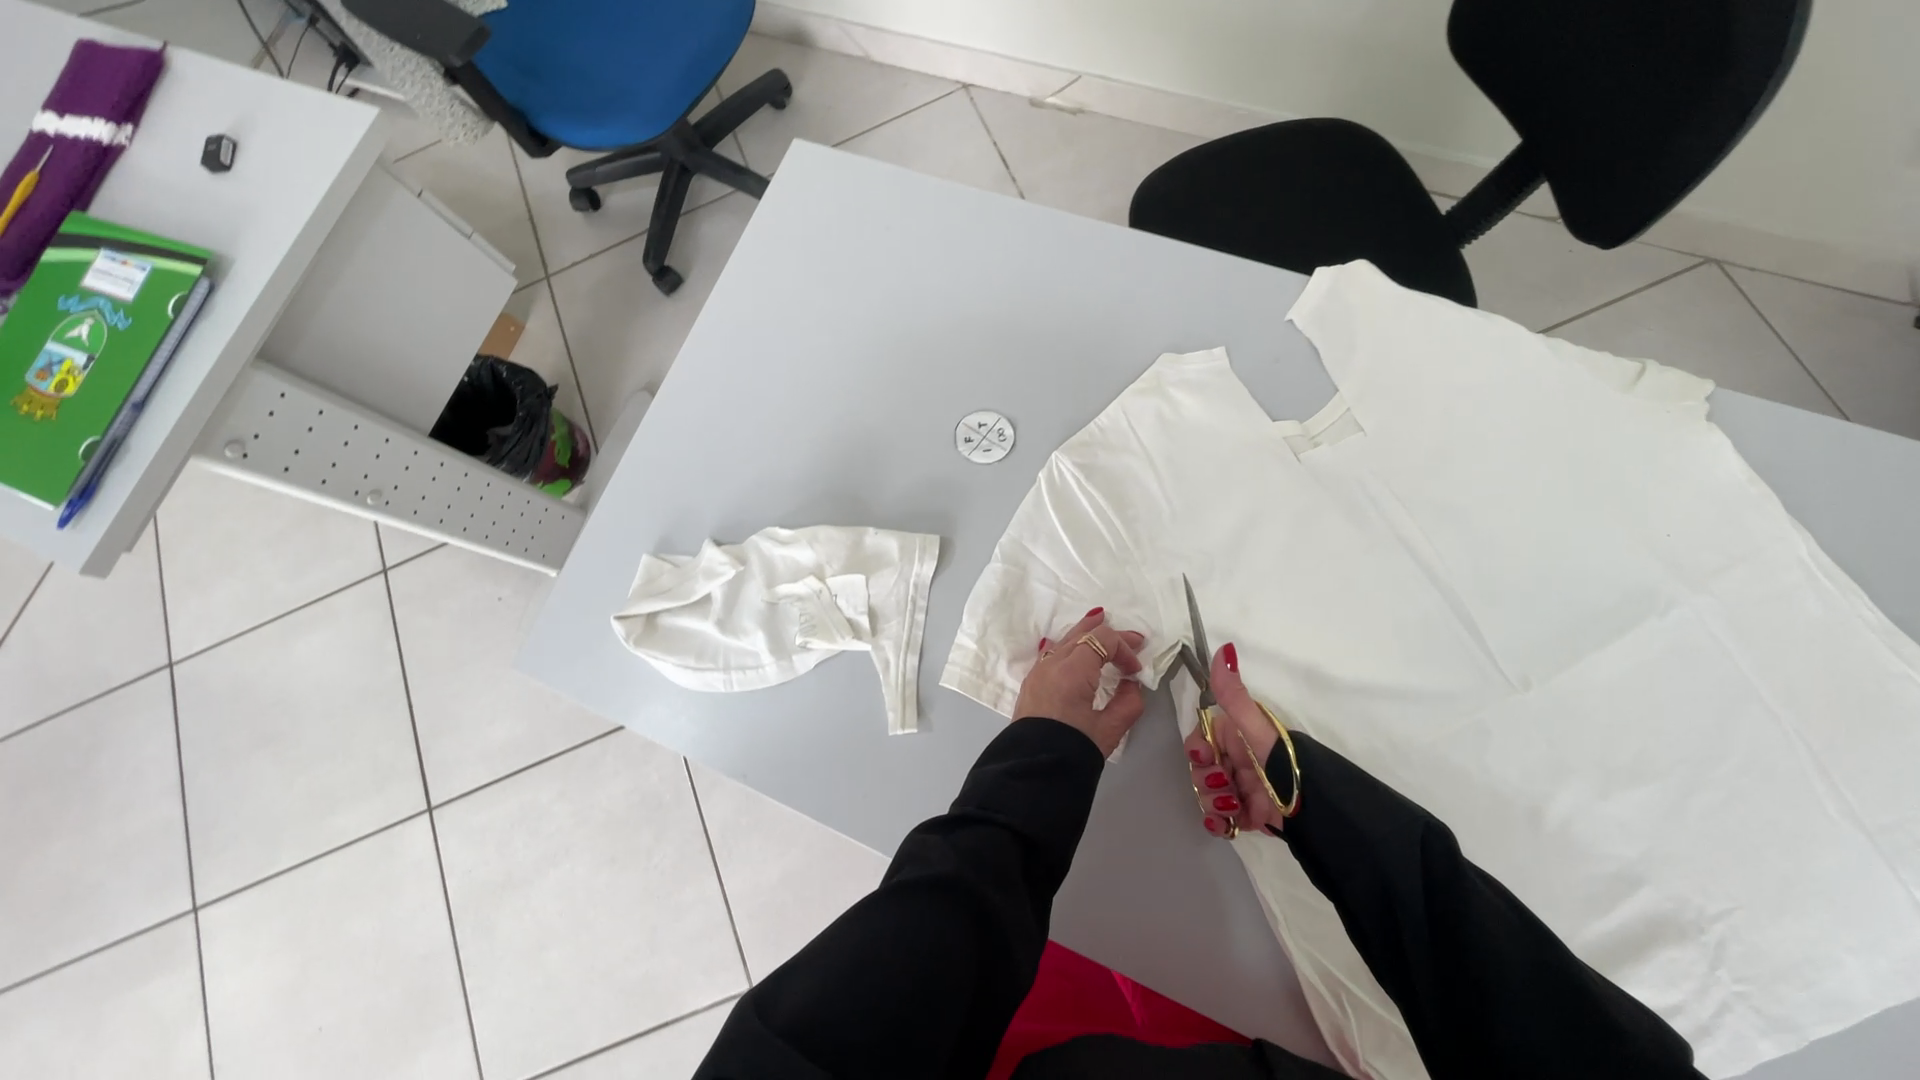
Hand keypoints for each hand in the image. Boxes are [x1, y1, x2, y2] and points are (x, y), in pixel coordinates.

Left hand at [1012, 608, 1146, 757]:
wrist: (1033, 772)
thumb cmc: (1073, 750)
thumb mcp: (1110, 729)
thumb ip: (1128, 702)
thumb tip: (1131, 684)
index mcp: (1072, 670)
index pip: (1104, 640)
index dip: (1125, 649)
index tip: (1136, 671)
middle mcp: (1052, 664)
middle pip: (1082, 633)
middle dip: (1109, 633)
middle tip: (1133, 638)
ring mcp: (1037, 672)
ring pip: (1064, 641)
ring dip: (1085, 634)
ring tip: (1100, 624)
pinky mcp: (1031, 684)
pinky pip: (1051, 654)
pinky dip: (1067, 646)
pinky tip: (1071, 647)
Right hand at [1185, 643, 1289, 837]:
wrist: (1314, 811)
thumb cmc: (1283, 764)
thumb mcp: (1256, 729)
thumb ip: (1234, 694)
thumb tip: (1225, 647)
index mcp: (1235, 736)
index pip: (1199, 741)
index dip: (1197, 751)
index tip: (1206, 758)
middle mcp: (1235, 760)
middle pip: (1200, 770)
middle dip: (1206, 782)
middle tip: (1226, 786)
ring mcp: (1240, 788)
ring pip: (1206, 795)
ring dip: (1213, 803)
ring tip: (1234, 809)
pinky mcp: (1246, 815)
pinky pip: (1219, 818)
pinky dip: (1219, 823)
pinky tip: (1228, 825)